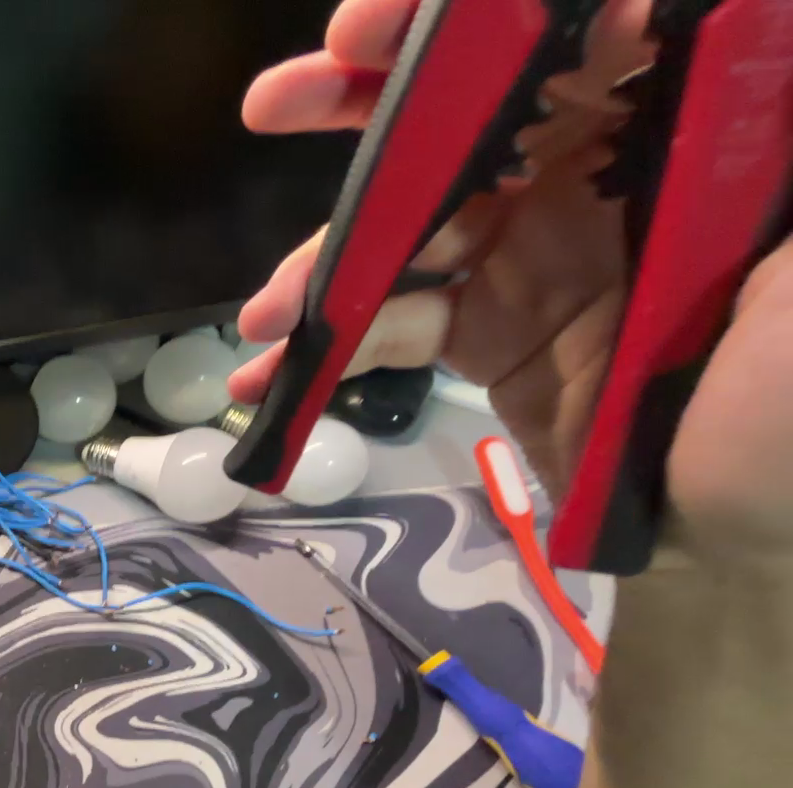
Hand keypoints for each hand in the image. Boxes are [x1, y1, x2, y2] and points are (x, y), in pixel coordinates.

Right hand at [231, 0, 792, 561]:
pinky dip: (325, 354)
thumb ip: (769, 111)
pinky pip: (391, 327)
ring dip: (318, 266)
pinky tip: (271, 382)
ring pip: (405, 228)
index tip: (367, 30)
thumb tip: (718, 15)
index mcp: (695, 121)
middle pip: (469, 115)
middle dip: (365, 108)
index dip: (461, 23)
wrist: (771, 521)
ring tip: (261, 317)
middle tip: (278, 102)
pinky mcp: (486, 334)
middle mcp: (602, 173)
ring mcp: (533, 257)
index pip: (577, 29)